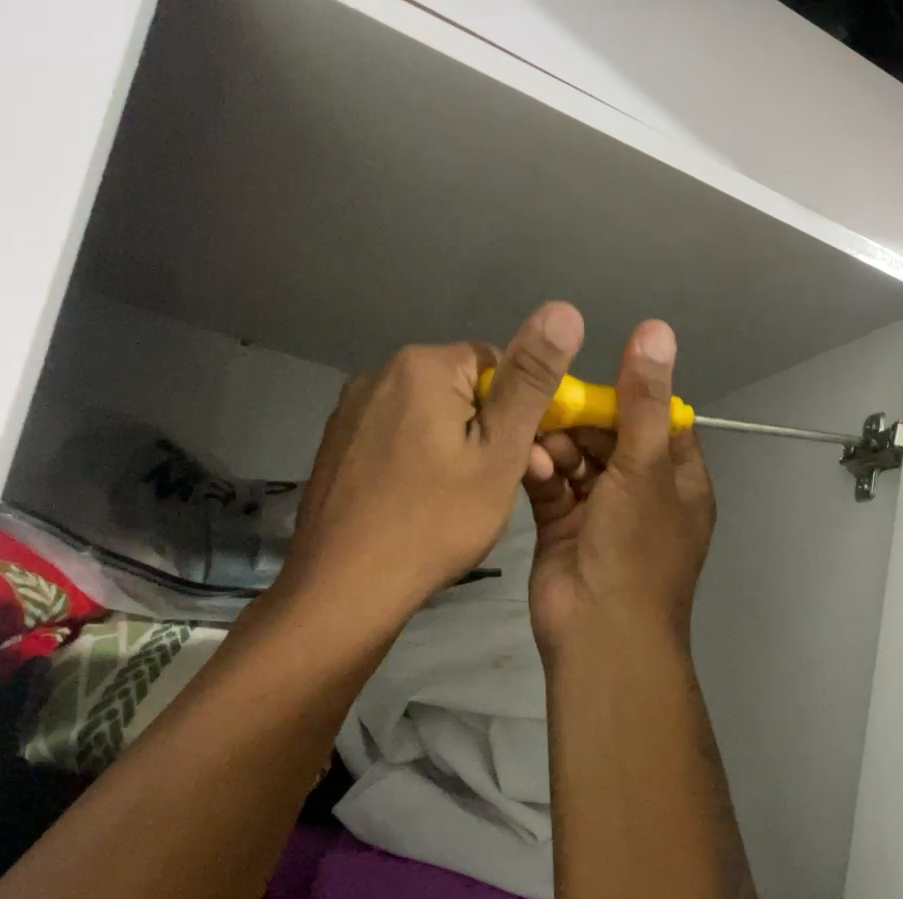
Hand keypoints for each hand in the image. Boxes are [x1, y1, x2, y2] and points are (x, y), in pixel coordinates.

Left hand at [279, 301, 583, 616]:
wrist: (346, 585)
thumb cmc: (436, 521)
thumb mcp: (500, 454)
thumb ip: (531, 381)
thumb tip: (564, 308)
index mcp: (424, 365)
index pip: (499, 365)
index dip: (521, 413)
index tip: (524, 459)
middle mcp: (380, 372)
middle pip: (462, 389)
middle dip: (486, 431)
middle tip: (494, 488)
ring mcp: (352, 409)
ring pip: (429, 416)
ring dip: (453, 448)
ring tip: (456, 503)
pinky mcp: (338, 444)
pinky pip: (396, 438)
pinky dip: (417, 462)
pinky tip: (418, 504)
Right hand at [524, 318, 715, 654]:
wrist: (600, 633)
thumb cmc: (635, 549)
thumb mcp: (644, 468)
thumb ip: (644, 401)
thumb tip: (657, 330)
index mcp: (678, 482)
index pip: (660, 422)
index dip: (631, 396)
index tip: (596, 375)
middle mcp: (643, 496)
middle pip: (612, 438)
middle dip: (582, 422)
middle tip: (550, 401)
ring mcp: (603, 515)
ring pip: (578, 461)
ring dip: (556, 446)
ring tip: (533, 434)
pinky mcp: (564, 530)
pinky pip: (552, 489)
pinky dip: (539, 473)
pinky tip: (524, 461)